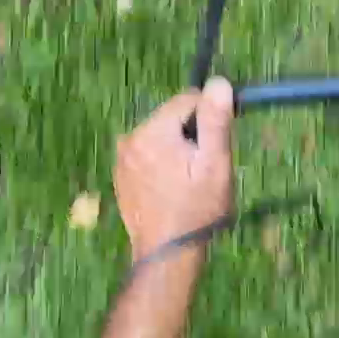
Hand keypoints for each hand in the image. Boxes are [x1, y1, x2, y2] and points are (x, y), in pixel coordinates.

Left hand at [115, 79, 234, 261]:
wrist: (166, 255)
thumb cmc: (197, 209)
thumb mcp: (215, 163)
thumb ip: (215, 120)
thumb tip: (218, 82)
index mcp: (152, 131)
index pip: (189, 99)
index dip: (210, 117)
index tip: (218, 145)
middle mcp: (130, 138)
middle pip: (173, 117)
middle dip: (192, 132)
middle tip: (204, 167)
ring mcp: (122, 158)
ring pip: (162, 134)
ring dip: (178, 147)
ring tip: (189, 180)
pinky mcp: (121, 174)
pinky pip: (149, 153)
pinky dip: (163, 161)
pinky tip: (173, 187)